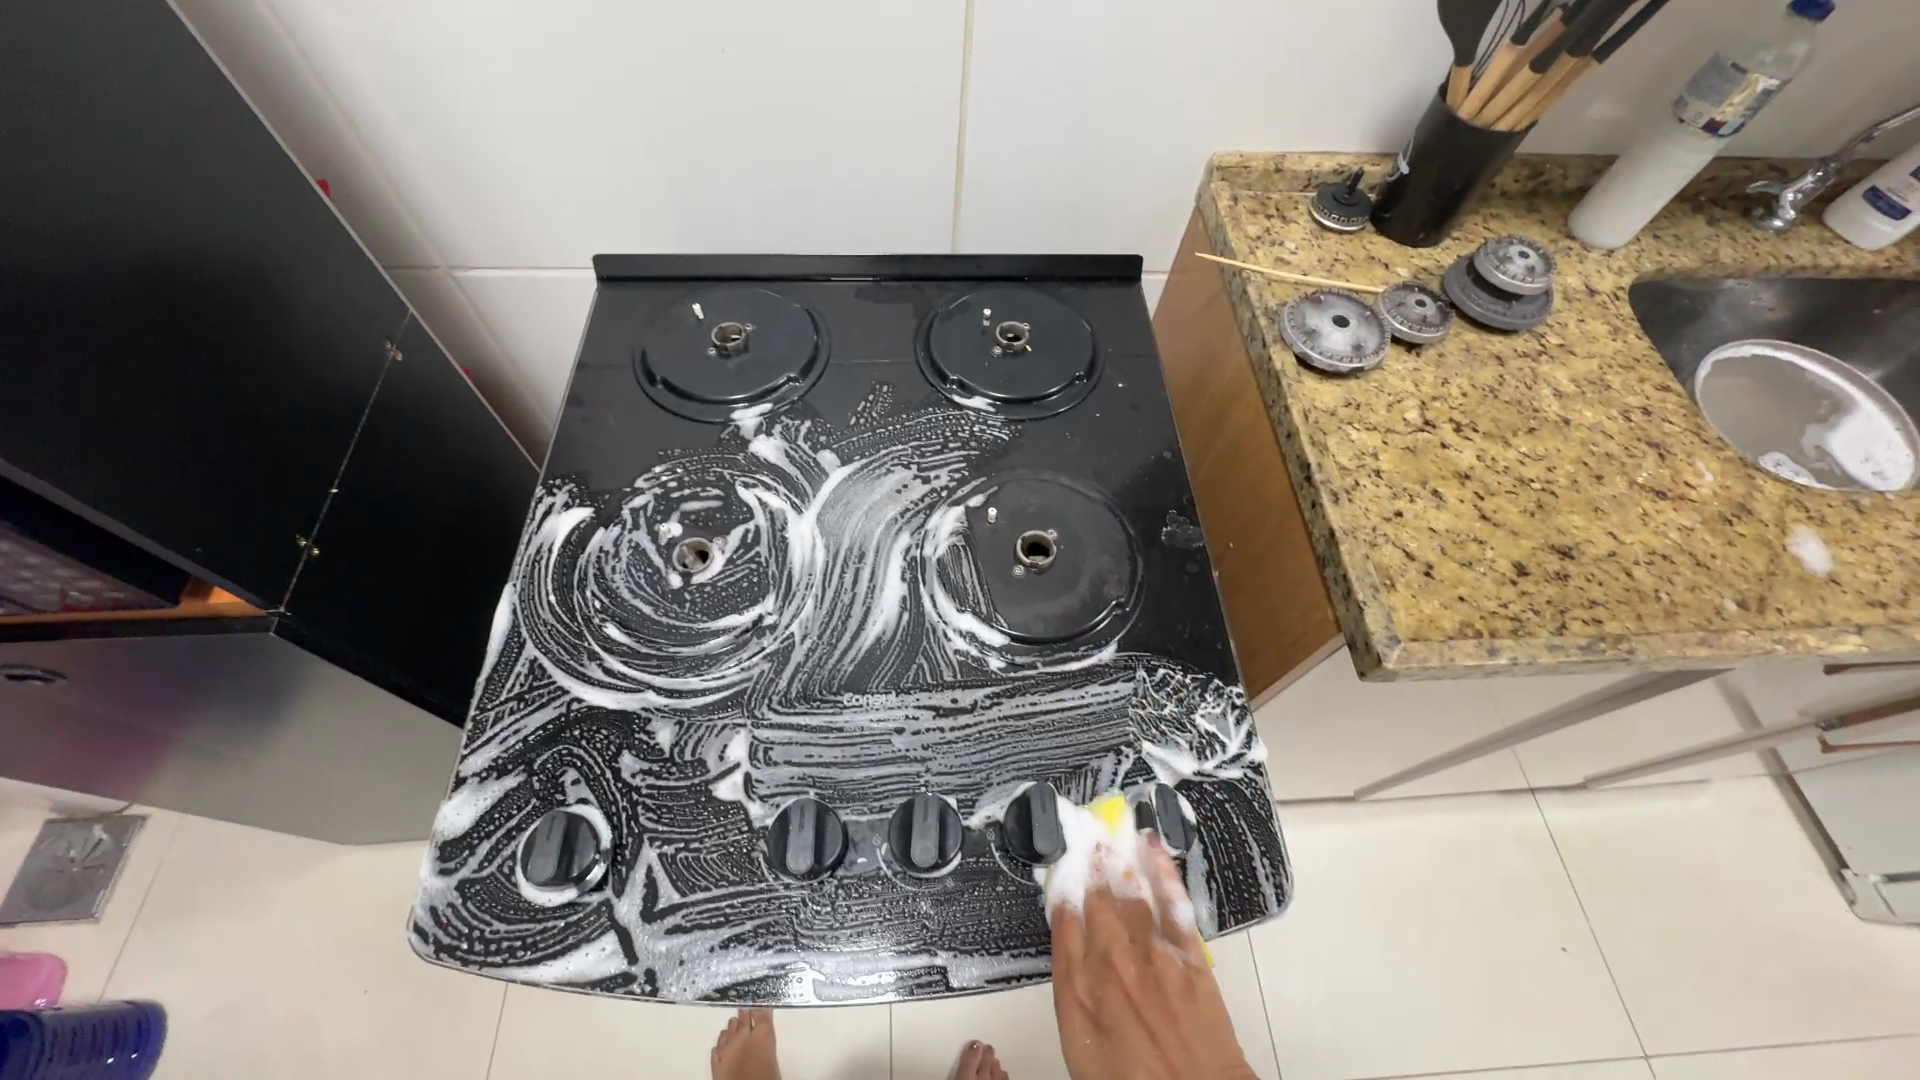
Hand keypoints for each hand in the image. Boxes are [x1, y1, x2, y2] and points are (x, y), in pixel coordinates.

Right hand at [1049, 832, 1257, 1079]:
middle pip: (1094, 898)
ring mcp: (1151, 953)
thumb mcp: (1079, 1040)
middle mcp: (1111, 960)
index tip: (1060, 864)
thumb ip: (1071, 988)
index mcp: (1079, 984)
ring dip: (1118, 860)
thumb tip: (1068, 947)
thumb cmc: (1131, 1079)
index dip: (1061, 885)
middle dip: (1087, 863)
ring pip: (1129, 893)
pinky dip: (1162, 870)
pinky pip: (1172, 902)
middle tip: (1084, 836)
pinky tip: (1153, 847)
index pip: (1063, 917)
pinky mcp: (1186, 954)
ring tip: (1110, 835)